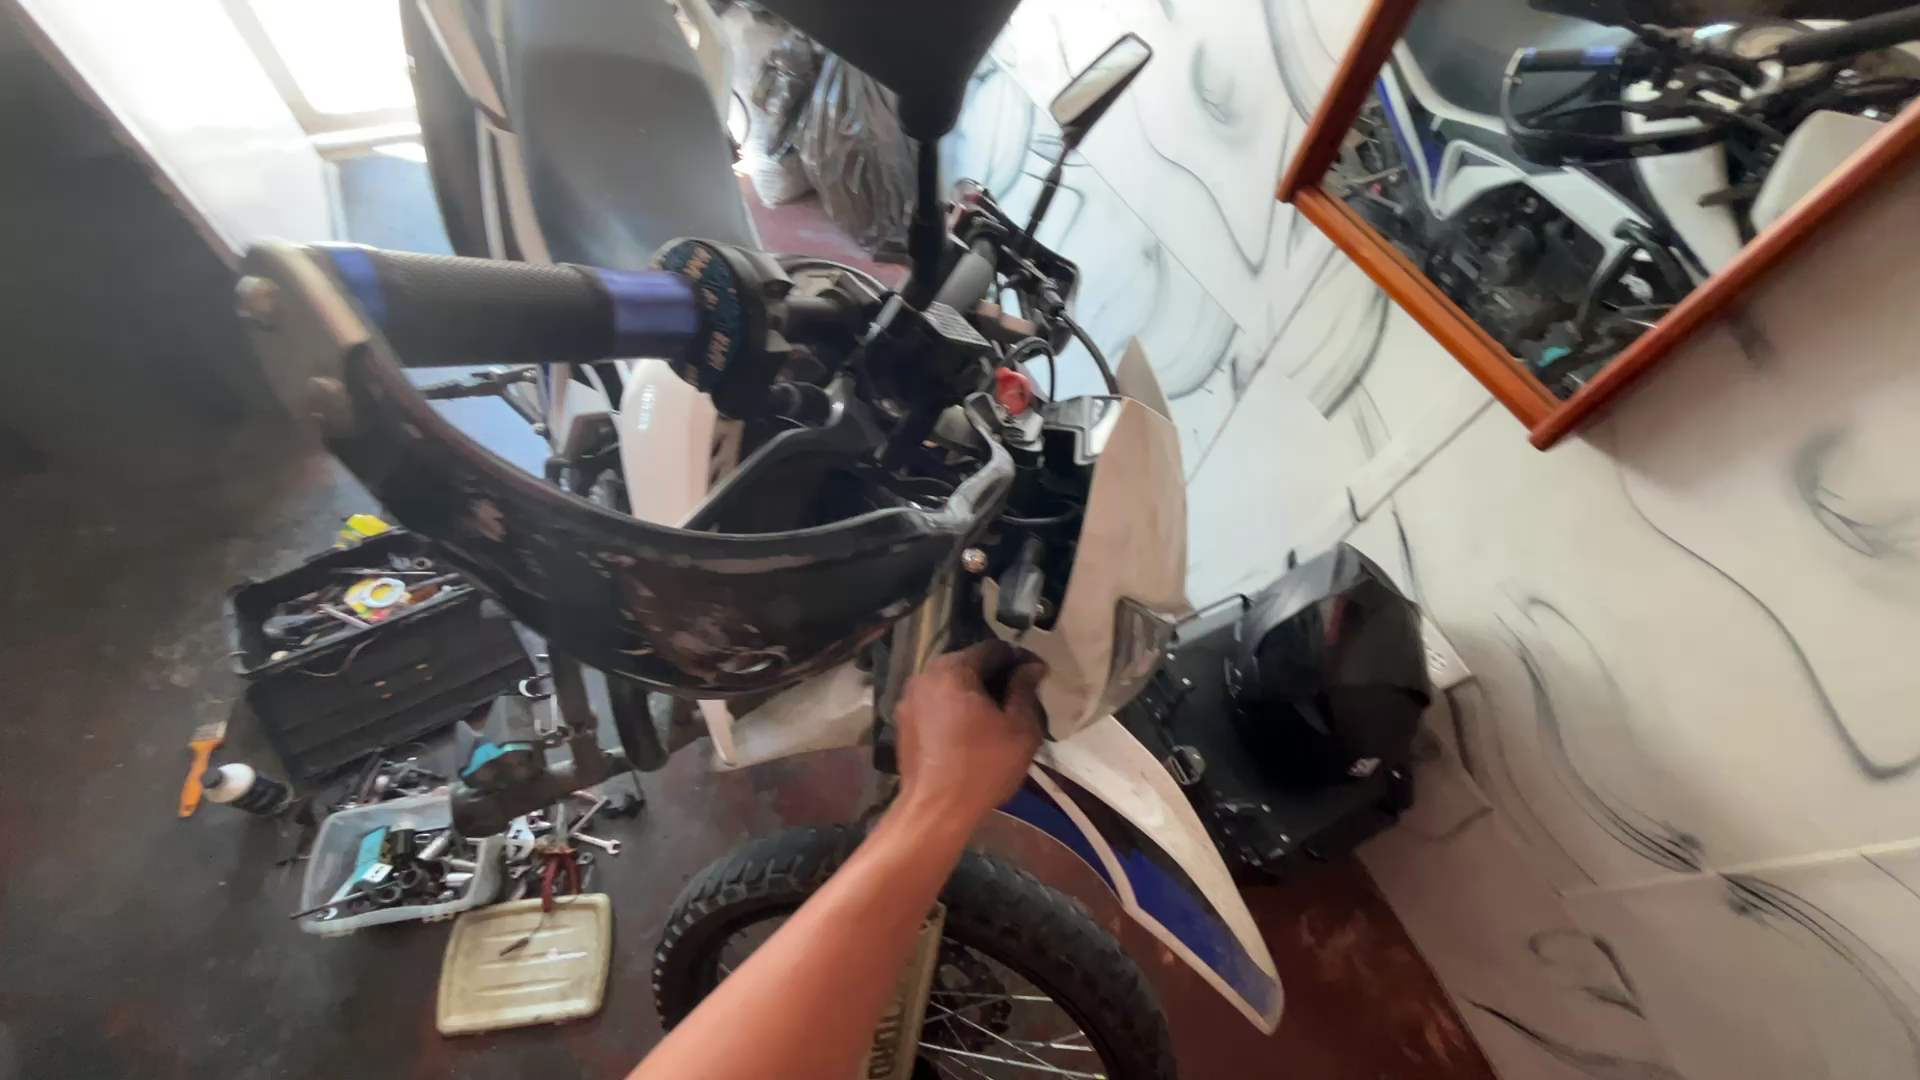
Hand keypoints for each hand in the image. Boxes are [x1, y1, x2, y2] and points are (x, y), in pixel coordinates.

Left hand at [894, 640, 1046, 824]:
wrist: (935, 810)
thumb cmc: (982, 766)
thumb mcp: (1019, 728)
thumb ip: (1025, 690)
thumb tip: (1031, 667)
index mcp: (953, 668)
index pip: (994, 648)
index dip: (1021, 659)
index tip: (1039, 677)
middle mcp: (926, 674)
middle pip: (970, 663)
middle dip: (998, 675)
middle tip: (1023, 697)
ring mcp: (910, 698)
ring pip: (952, 683)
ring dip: (976, 692)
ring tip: (1000, 714)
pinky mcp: (904, 721)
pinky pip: (937, 703)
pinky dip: (956, 707)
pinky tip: (973, 729)